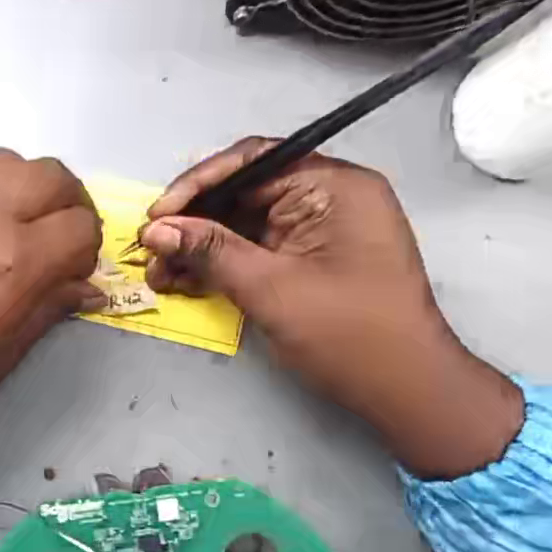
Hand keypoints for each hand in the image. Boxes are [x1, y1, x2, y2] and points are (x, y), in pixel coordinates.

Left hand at [0, 150, 102, 509]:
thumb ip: (45, 311)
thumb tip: (84, 287)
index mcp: (13, 259)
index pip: (81, 227)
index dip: (87, 252)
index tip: (74, 277)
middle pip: (52, 174)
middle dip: (69, 206)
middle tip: (58, 246)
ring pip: (6, 161)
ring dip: (27, 189)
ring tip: (16, 232)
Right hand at [141, 139, 522, 478]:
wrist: (403, 389)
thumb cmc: (348, 333)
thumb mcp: (270, 287)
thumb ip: (210, 251)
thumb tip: (156, 229)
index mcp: (332, 186)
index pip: (252, 162)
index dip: (197, 184)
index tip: (157, 215)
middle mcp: (325, 198)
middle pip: (241, 193)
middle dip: (191, 223)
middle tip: (149, 249)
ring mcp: (315, 231)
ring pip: (240, 225)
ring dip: (197, 248)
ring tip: (157, 273)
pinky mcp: (304, 260)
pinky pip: (253, 250)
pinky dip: (218, 265)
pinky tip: (181, 281)